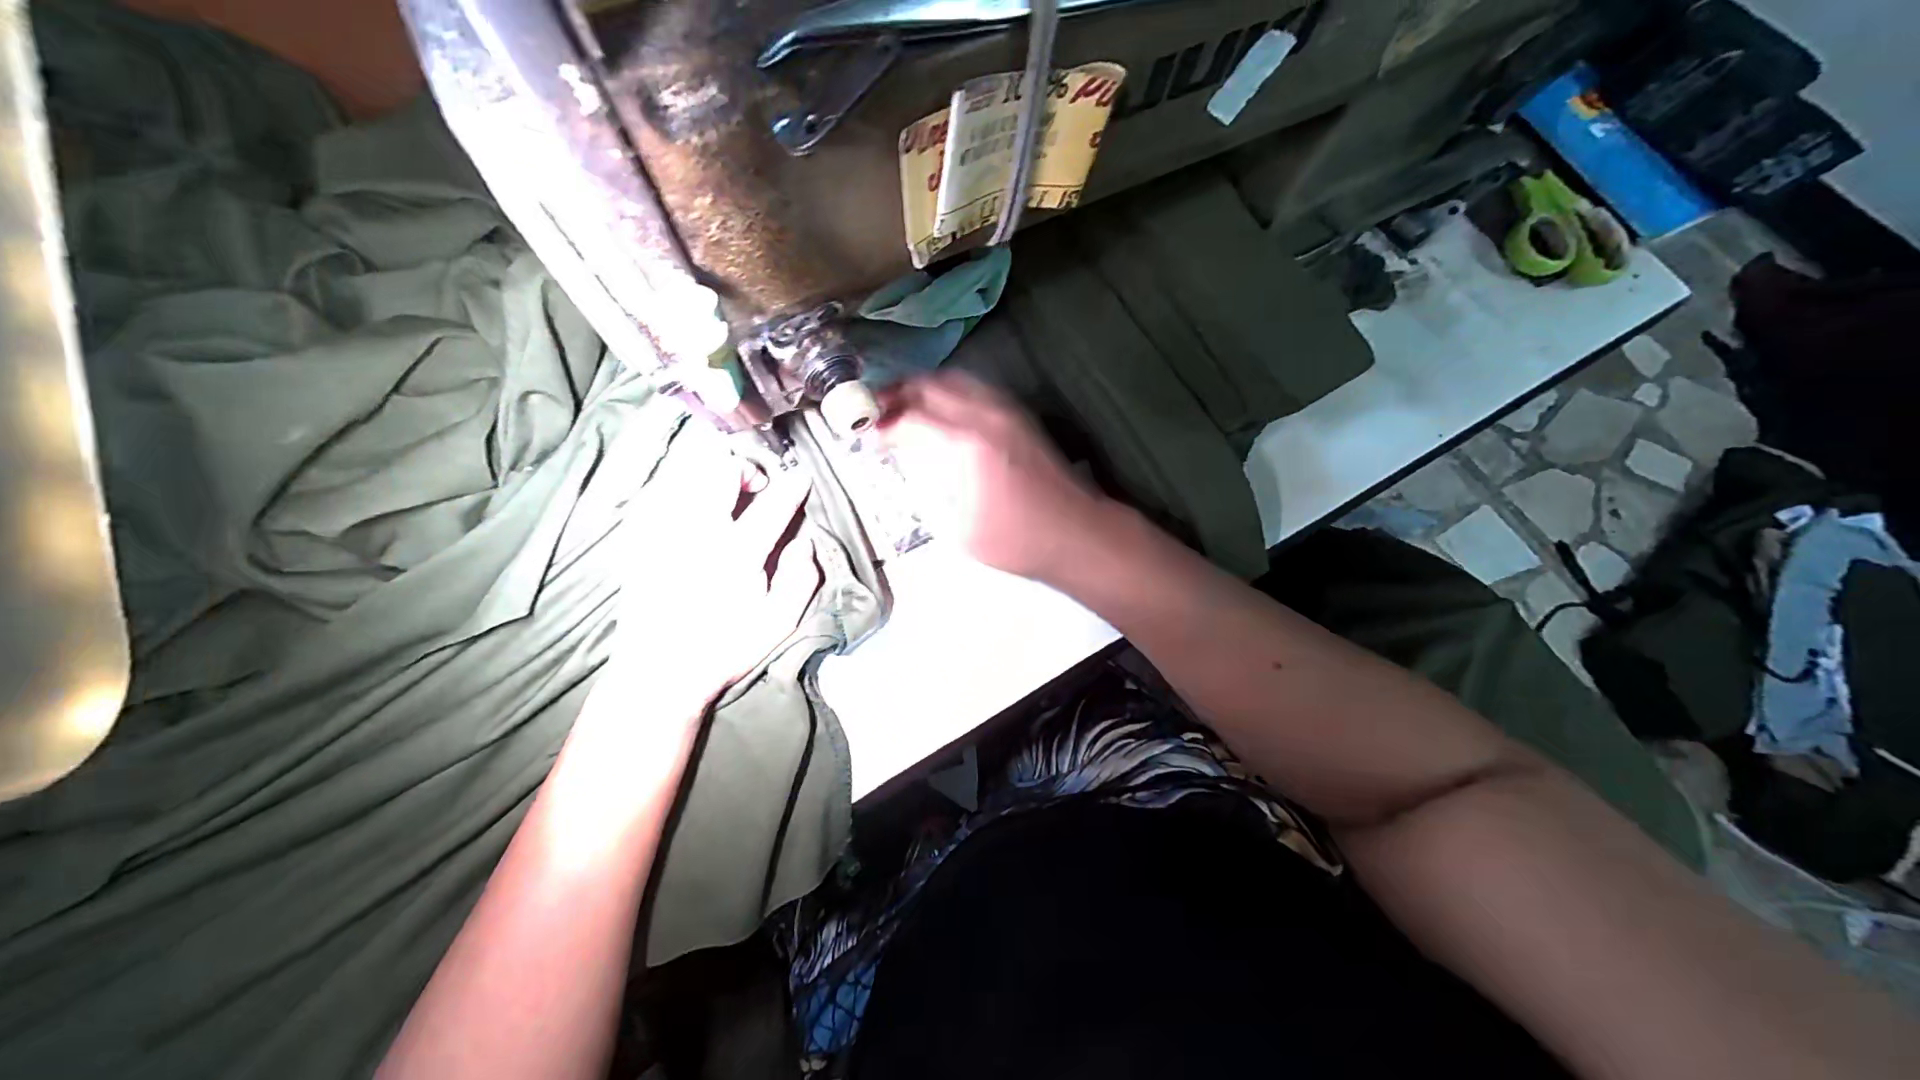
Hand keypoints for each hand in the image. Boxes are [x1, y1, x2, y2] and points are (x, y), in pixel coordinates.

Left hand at [608, 425, 819, 707]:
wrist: (657, 671)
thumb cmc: (722, 649)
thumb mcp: (778, 624)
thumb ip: (801, 579)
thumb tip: (805, 542)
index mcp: (737, 554)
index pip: (772, 504)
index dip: (792, 486)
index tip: (800, 478)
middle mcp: (697, 532)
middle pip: (720, 469)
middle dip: (745, 467)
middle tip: (756, 486)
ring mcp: (662, 531)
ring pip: (687, 472)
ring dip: (712, 473)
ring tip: (725, 493)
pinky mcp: (638, 538)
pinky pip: (660, 492)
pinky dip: (682, 488)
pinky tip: (692, 509)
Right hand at [878, 371, 1114, 584]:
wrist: (1078, 533)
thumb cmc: (1018, 541)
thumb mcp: (959, 528)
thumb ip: (932, 487)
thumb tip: (914, 464)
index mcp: (967, 444)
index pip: (910, 418)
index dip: (882, 423)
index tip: (863, 433)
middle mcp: (985, 415)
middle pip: (929, 385)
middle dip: (896, 394)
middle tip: (874, 410)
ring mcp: (1006, 411)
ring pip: (953, 379)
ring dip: (922, 388)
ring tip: (901, 407)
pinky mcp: (1020, 415)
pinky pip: (975, 388)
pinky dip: (948, 392)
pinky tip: (939, 412)